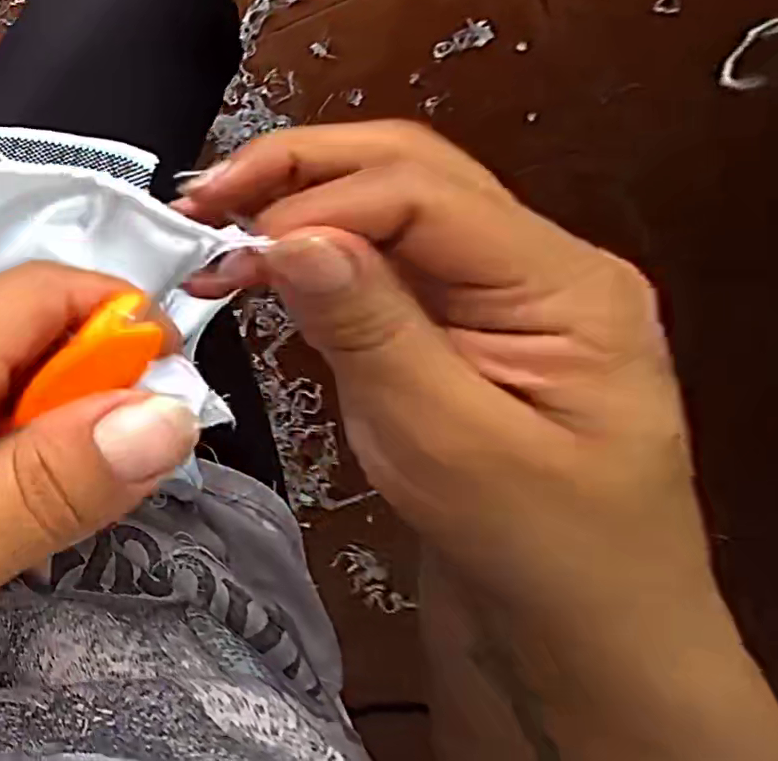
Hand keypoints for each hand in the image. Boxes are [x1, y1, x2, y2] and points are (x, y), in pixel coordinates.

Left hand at [0, 263, 200, 660]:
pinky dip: (12, 419)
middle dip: (90, 380)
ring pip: (12, 352)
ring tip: (33, 493)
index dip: (122, 322)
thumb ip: (53, 481)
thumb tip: (161, 415)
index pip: (54, 290)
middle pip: (36, 319)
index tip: (157, 397)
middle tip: (93, 474)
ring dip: (51, 407)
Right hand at [172, 121, 712, 623]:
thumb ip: (367, 326)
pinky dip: (297, 241)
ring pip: (374, 192)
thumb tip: (288, 239)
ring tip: (212, 216)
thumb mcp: (443, 438)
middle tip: (205, 194)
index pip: (421, 193)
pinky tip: (252, 258)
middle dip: (292, 167)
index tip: (239, 249)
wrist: (571, 614)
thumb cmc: (531, 541)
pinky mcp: (438, 302)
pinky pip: (362, 245)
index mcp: (561, 281)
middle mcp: (527, 255)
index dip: (316, 205)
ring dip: (286, 194)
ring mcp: (482, 275)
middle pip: (400, 163)